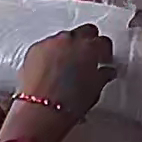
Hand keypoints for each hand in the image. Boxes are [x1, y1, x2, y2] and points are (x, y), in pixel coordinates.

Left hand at [0, 25, 116, 141]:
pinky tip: (51, 68)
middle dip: (89, 41)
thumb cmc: (69, 103)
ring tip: (67, 65)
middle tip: (88, 56)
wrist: (40, 110)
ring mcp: (51, 42)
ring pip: (64, 38)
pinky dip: (51, 53)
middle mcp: (71, 39)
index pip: (103, 42)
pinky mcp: (35, 48)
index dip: (105, 51)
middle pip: (85, 31)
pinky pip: (47, 45)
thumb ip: (103, 75)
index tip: (104, 59)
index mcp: (90, 48)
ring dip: (68, 47)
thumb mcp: (94, 90)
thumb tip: (106, 72)